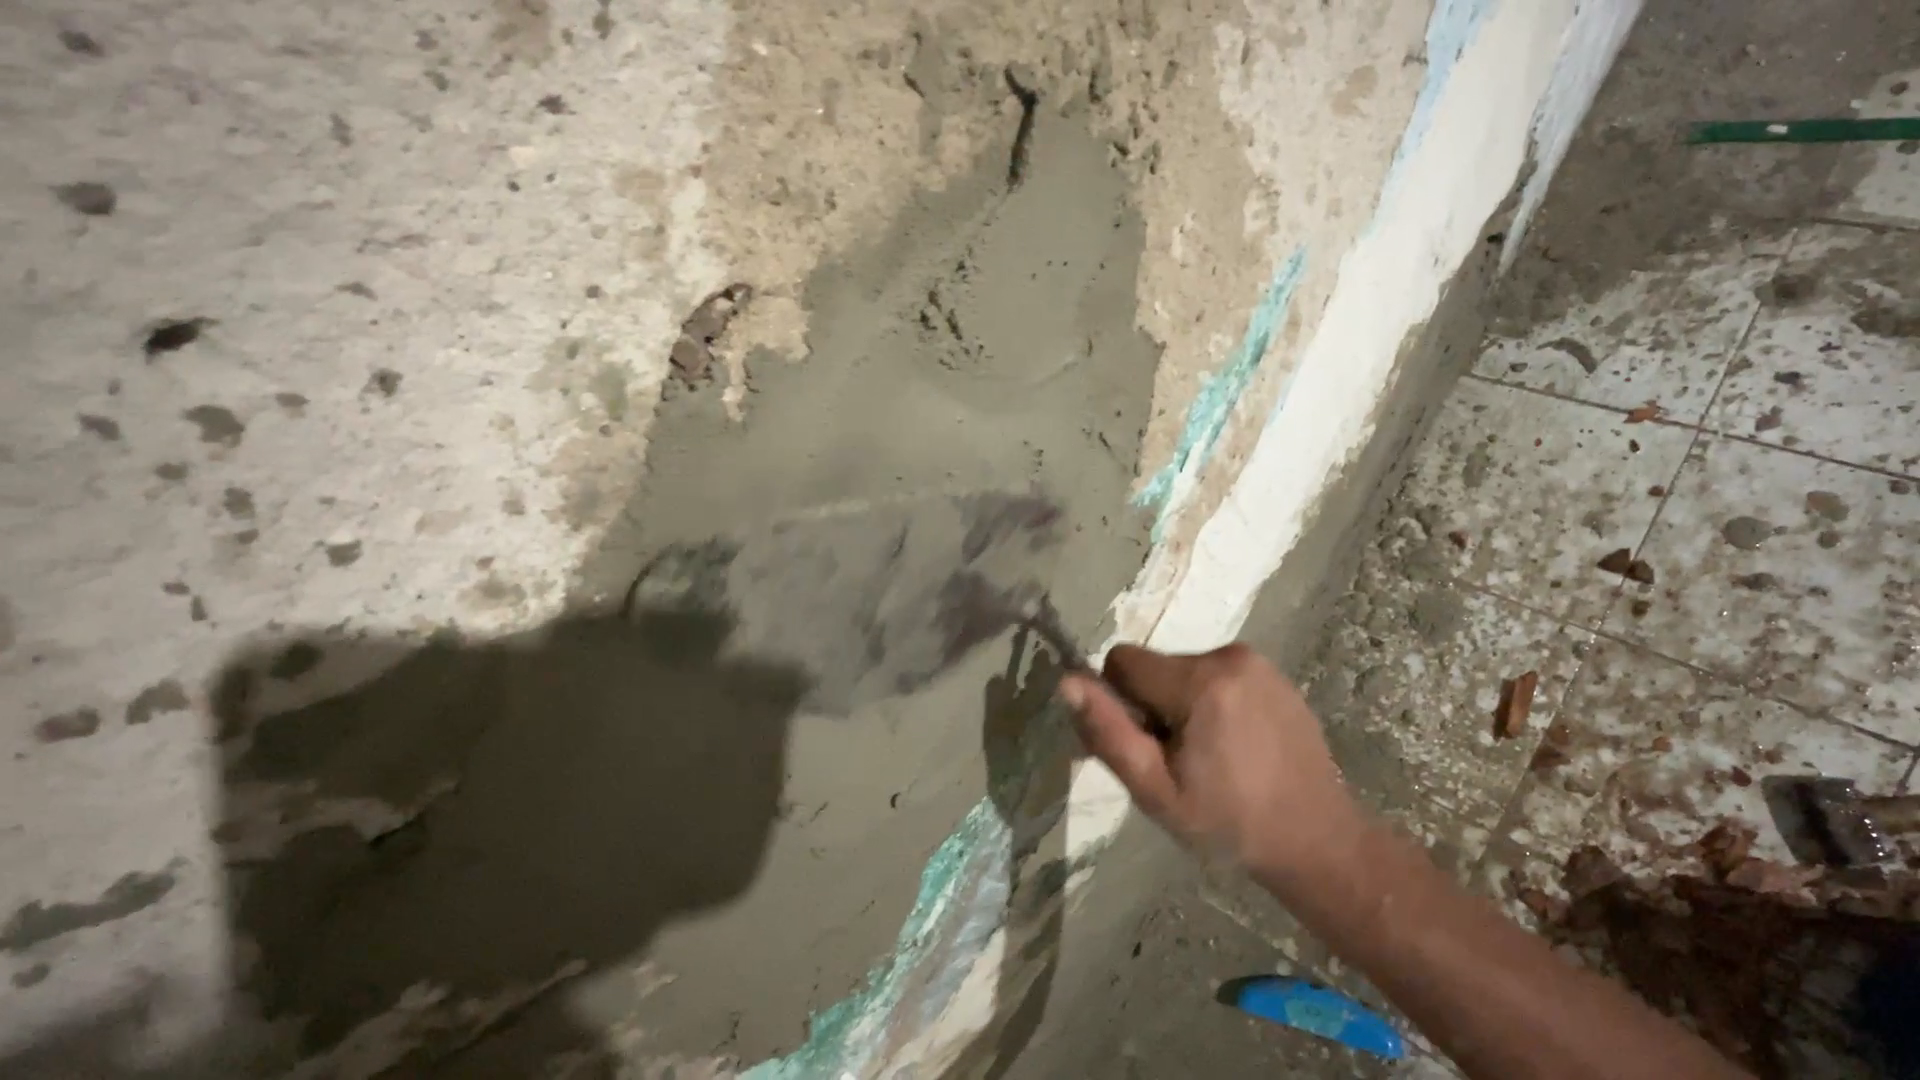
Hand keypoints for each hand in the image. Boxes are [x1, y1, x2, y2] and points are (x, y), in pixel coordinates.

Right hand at [1059, 643, 1363, 886]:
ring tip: (1208, 757)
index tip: (1146, 746)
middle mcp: (1229, 656)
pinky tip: (1233, 747)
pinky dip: (1211, 702)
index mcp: (1200, 682)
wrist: (1317, 840)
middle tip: (1176, 762)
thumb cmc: (1229, 824)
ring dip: (1180, 704)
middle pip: (1154, 666)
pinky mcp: (1275, 674)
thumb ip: (1108, 732)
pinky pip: (1217, 674)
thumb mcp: (1155, 790)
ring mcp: (1258, 662)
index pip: (1121, 661)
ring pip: (1183, 670)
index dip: (1120, 703)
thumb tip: (1066, 681)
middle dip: (1152, 705)